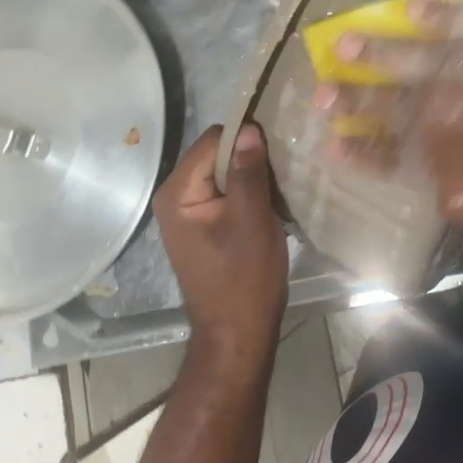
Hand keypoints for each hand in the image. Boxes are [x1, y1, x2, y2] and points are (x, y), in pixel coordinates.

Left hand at [153, 124, 287, 368]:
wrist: (238, 333)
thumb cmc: (244, 279)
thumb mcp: (251, 221)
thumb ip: (248, 173)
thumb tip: (250, 129)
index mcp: (178, 193)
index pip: (212, 140)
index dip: (245, 137)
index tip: (278, 144)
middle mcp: (176, 197)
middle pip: (216, 154)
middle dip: (249, 156)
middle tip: (286, 163)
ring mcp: (189, 212)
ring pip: (224, 173)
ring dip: (252, 175)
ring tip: (283, 181)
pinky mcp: (204, 225)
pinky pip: (226, 192)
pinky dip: (249, 192)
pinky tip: (273, 200)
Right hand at [316, 0, 462, 257]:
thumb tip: (430, 184)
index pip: (410, 157)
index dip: (366, 151)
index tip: (330, 143)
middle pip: (413, 105)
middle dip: (362, 98)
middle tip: (318, 88)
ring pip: (438, 64)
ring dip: (388, 54)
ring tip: (345, 43)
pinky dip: (449, 15)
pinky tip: (414, 6)